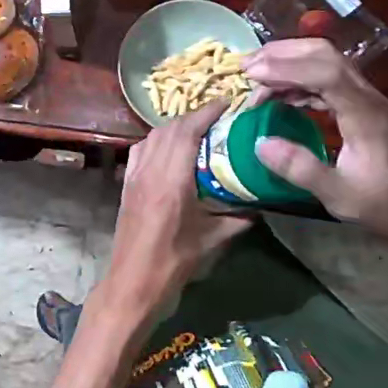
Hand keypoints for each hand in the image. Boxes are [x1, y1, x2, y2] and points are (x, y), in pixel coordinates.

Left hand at [102, 98, 252, 312]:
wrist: (131, 285)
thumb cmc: (172, 264)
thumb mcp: (210, 241)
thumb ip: (236, 220)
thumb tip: (260, 206)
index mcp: (171, 181)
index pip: (187, 132)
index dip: (207, 112)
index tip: (227, 103)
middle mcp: (150, 171)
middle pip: (170, 128)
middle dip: (194, 115)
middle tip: (218, 116)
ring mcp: (134, 176)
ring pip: (153, 135)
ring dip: (175, 125)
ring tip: (197, 128)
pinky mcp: (126, 185)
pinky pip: (141, 150)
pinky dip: (157, 140)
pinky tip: (169, 147)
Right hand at [243, 39, 387, 244]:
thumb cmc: (383, 205)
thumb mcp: (338, 195)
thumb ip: (300, 168)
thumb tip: (260, 143)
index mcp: (365, 114)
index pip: (326, 73)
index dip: (286, 68)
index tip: (252, 74)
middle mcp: (367, 96)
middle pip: (325, 55)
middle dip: (283, 54)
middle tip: (247, 67)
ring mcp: (365, 98)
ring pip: (326, 62)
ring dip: (290, 63)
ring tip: (256, 77)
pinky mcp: (360, 105)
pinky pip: (328, 79)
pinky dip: (300, 79)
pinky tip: (279, 95)